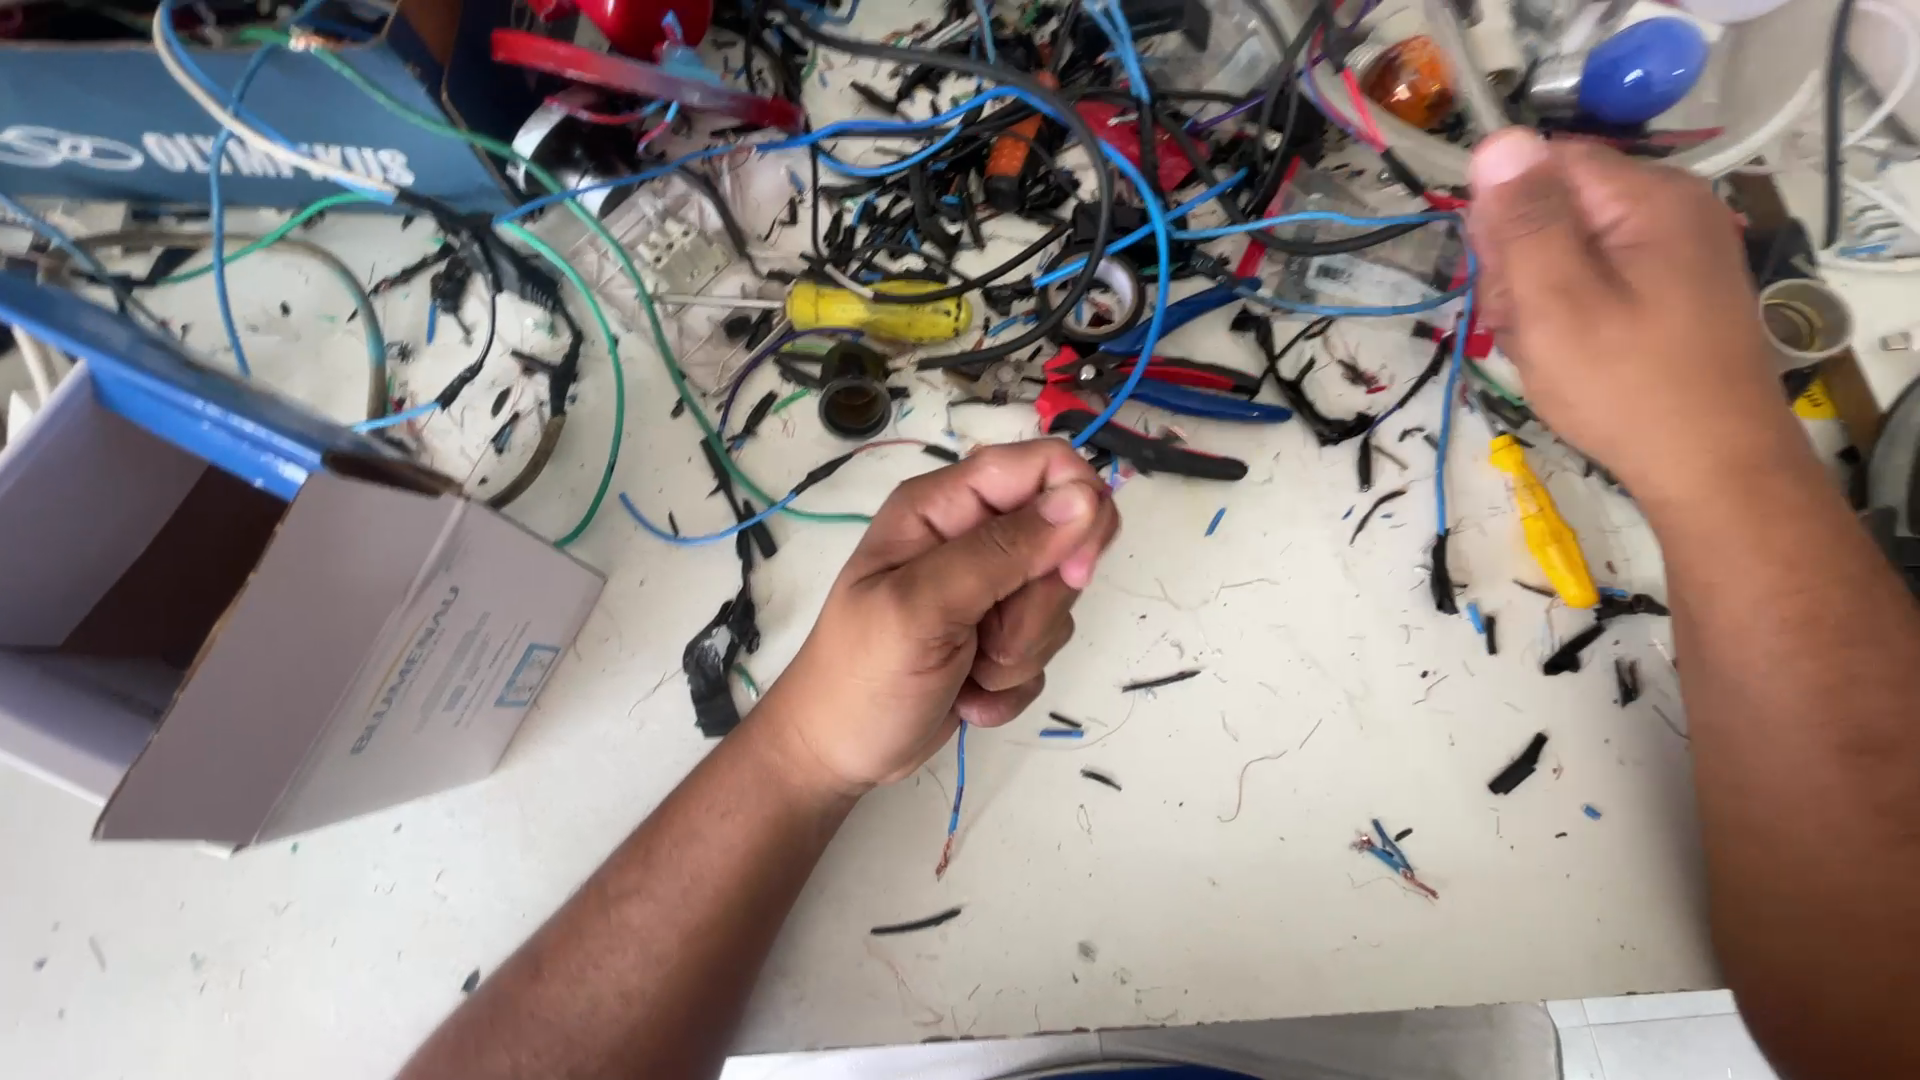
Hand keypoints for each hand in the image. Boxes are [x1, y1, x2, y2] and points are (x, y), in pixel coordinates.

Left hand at [758, 440, 1120, 794]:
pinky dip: (1011, 683)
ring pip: (1056, 601)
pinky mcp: (999, 636)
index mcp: (942, 507)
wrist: (837, 752)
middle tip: (991, 640)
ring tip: (965, 670)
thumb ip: (1002, 551)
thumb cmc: (862, 675)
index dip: (1077, 504)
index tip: (1076, 569)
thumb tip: (1085, 497)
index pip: (1042, 466)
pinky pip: (1044, 647)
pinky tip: (966, 695)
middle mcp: (970, 537)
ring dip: (1020, 652)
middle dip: (1038, 605)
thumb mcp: (923, 607)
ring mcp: (987, 590)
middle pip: (1062, 541)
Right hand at [1467, 129, 1801, 502]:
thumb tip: (1497, 141)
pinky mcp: (1666, 287)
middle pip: (1553, 205)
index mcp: (1647, 199)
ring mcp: (1671, 250)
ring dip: (1530, 293)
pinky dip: (1558, 309)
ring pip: (1563, 246)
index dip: (1499, 214)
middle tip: (1515, 320)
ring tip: (1536, 343)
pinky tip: (1559, 347)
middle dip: (1514, 261)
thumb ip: (1525, 221)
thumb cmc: (1621, 383)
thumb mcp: (1556, 301)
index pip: (1545, 164)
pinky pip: (1589, 276)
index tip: (1489, 275)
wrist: (1705, 460)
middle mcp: (1668, 210)